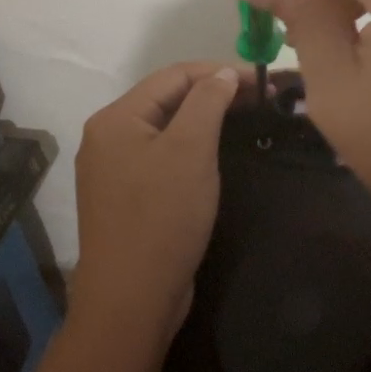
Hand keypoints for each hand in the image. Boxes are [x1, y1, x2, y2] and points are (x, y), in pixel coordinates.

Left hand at [70, 62, 244, 335]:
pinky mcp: (127, 197)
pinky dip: (192, 146)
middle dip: (215, 93)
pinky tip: (217, 153)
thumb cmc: (162, 217)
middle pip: (168, 99)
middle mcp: (107, 138)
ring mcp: (114, 169)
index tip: (262, 80)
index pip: (173, 75)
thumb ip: (208, 102)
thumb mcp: (191, 150)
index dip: (219, 71)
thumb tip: (224, 74)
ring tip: (247, 120)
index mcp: (115, 119)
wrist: (131, 300)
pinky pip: (163, 155)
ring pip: (167, 128)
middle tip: (262, 99)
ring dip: (206, 119)